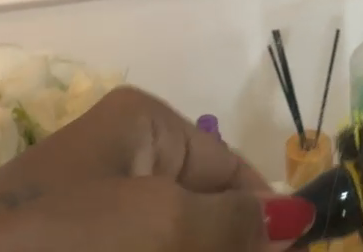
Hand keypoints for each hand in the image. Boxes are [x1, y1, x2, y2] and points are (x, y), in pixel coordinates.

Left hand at [0, 86, 311, 251]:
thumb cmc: (63, 240)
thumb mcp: (160, 224)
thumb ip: (232, 223)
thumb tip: (298, 217)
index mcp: (145, 124)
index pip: (230, 167)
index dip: (265, 216)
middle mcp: (123, 156)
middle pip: (202, 207)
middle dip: (228, 243)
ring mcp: (95, 208)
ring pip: (173, 235)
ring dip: (202, 247)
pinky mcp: (73, 242)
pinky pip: (142, 244)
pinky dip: (165, 251)